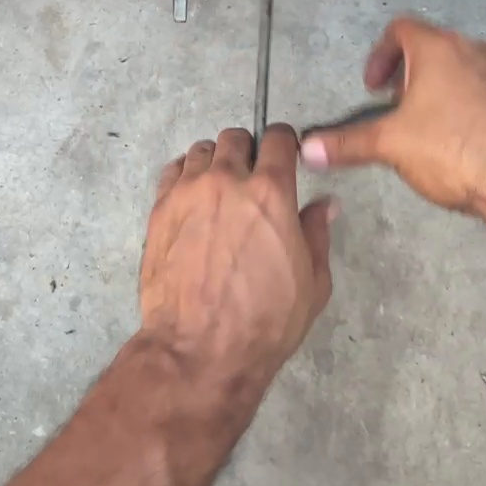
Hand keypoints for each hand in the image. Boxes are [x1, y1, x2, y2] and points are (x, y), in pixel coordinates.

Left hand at [138, 126, 337, 394]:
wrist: (199, 348)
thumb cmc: (265, 321)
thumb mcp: (312, 283)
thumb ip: (316, 233)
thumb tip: (325, 204)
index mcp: (270, 192)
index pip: (277, 138)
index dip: (284, 143)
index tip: (284, 154)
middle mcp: (226, 179)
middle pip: (234, 138)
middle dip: (247, 151)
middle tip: (250, 176)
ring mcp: (188, 191)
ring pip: (202, 150)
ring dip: (214, 162)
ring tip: (219, 188)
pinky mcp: (160, 207)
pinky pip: (173, 170)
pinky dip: (186, 175)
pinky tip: (192, 198)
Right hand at [299, 17, 485, 215]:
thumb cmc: (453, 149)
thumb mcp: (390, 145)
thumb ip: (346, 144)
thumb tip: (306, 150)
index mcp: (439, 49)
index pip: (401, 29)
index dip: (379, 54)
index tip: (373, 87)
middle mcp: (478, 51)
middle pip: (435, 49)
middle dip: (411, 76)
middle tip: (398, 110)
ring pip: (468, 70)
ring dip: (446, 90)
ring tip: (434, 129)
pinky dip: (477, 107)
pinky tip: (472, 145)